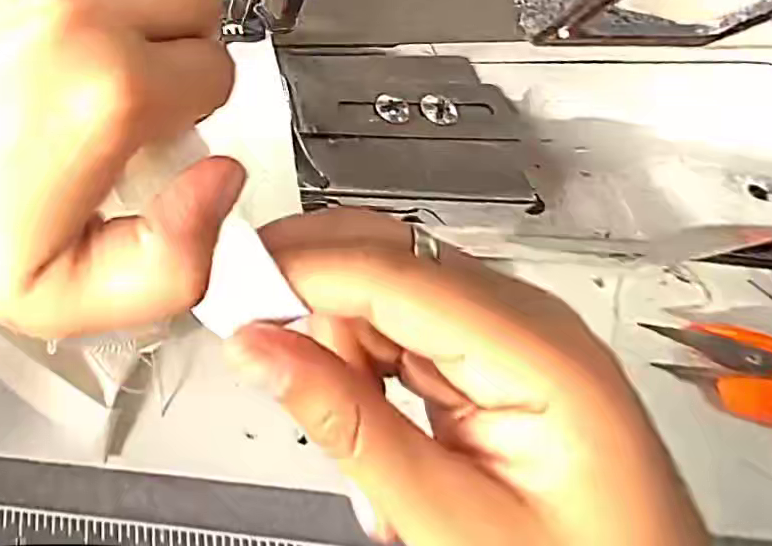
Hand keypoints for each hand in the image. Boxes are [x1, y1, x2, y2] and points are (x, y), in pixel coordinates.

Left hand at [0, 0, 243, 344]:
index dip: (193, 107)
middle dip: (179, 45)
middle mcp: (74, 12)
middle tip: (131, 86)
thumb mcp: (75, 295)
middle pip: (191, 0)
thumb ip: (179, 256)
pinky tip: (24, 35)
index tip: (154, 128)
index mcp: (110, 91)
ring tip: (70, 61)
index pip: (217, 70)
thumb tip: (223, 173)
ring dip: (120, 11)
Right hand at [230, 210, 706, 545]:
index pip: (393, 270)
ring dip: (332, 336)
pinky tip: (364, 410)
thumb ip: (345, 425)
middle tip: (257, 338)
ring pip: (374, 281)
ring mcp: (498, 326)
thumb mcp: (452, 528)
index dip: (302, 268)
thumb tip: (257, 346)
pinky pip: (389, 317)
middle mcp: (518, 316)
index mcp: (538, 350)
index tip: (233, 290)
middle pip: (381, 253)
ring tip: (342, 422)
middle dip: (309, 289)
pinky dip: (354, 355)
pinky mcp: (477, 346)